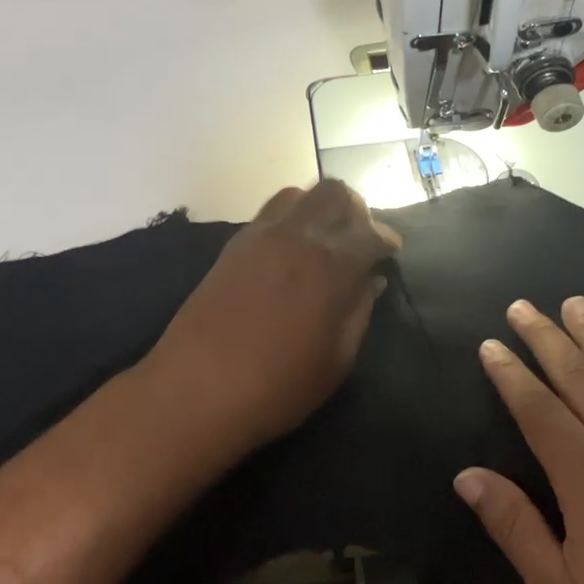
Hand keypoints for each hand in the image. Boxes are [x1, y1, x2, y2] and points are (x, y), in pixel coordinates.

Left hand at [147, 181, 400, 445]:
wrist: (194, 390)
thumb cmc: (276, 387)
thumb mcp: (335, 362)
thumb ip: (359, 314)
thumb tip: (370, 281)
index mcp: (329, 265)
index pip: (370, 232)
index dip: (386, 240)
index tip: (389, 253)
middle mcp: (296, 237)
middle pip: (333, 193)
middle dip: (354, 209)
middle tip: (358, 238)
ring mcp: (258, 237)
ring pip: (296, 195)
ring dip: (316, 208)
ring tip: (322, 240)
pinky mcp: (231, 247)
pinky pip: (268, 214)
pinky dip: (288, 220)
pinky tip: (289, 253)